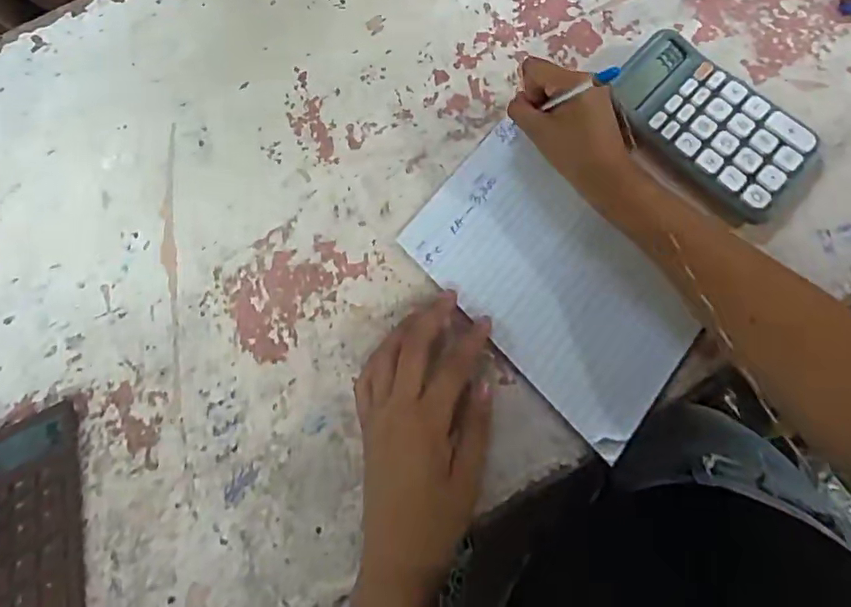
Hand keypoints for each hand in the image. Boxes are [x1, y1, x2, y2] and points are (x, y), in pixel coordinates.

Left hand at [354, 293, 492, 606]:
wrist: (394, 555)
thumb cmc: (437, 519)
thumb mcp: (468, 478)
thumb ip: (476, 426)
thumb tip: (483, 380)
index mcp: (426, 421)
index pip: (451, 367)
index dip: (470, 340)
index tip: (485, 320)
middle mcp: (396, 408)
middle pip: (412, 348)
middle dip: (432, 318)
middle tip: (450, 296)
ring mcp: (376, 413)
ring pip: (385, 356)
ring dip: (403, 328)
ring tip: (422, 311)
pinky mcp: (366, 423)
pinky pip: (367, 377)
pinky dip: (379, 355)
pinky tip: (391, 348)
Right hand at [506, 56, 641, 207]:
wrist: (610, 179)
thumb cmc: (573, 153)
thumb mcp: (536, 130)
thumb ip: (519, 108)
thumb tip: (521, 99)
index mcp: (574, 80)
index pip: (533, 68)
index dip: (528, 91)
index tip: (540, 114)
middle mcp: (588, 79)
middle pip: (547, 77)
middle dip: (540, 99)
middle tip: (547, 126)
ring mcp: (597, 92)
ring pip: (557, 89)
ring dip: (551, 108)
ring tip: (559, 132)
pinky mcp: (601, 105)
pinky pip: (571, 99)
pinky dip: (563, 112)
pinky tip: (570, 133)